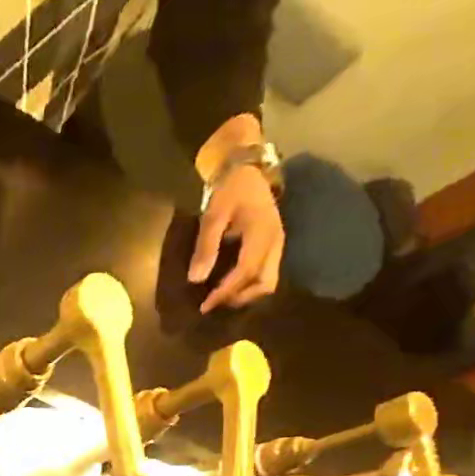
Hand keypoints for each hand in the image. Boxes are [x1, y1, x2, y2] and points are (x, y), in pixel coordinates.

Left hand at [190, 163, 284, 312]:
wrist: (246, 169)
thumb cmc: (229, 190)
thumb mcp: (213, 215)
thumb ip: (206, 247)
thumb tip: (196, 279)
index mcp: (262, 233)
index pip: (246, 272)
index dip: (225, 292)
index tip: (205, 305)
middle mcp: (276, 242)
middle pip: (265, 284)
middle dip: (239, 298)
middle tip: (214, 304)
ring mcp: (278, 244)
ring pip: (268, 282)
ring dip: (246, 294)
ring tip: (221, 298)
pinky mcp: (275, 246)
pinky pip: (266, 274)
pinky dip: (250, 285)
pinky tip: (231, 287)